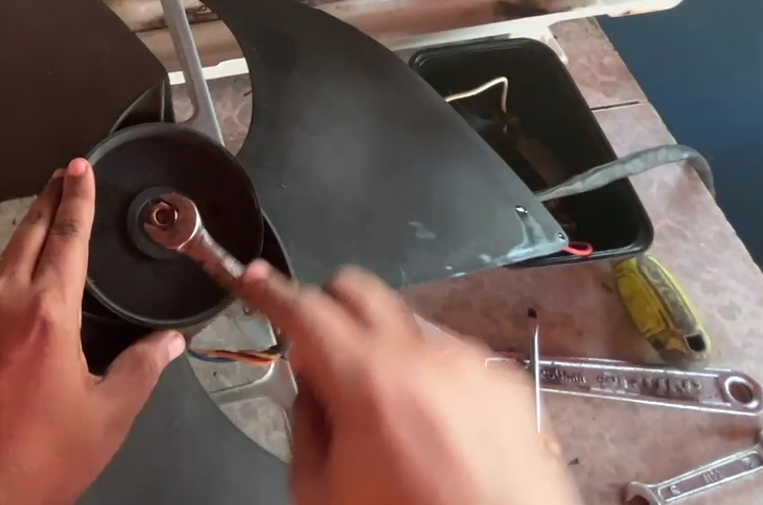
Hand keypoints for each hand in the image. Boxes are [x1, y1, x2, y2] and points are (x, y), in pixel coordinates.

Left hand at [0, 158, 185, 504]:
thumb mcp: (103, 421)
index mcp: (47, 312)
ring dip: (18, 262)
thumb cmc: (32, 467)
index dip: (77, 196)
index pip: (68, 234)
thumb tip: (171, 342)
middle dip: (48, 199)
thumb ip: (141, 369)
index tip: (79, 168)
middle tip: (61, 177)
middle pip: (28, 231)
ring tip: (37, 283)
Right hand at [239, 262, 576, 504]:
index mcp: (370, 384)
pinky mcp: (510, 388)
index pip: (304, 308)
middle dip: (326, 308)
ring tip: (388, 411)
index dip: (269, 289)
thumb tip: (310, 381)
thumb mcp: (321, 494)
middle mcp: (424, 358)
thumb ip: (304, 422)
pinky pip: (449, 355)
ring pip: (402, 322)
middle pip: (356, 289)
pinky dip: (424, 372)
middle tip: (319, 354)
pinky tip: (433, 428)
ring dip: (378, 345)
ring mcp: (472, 368)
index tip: (252, 278)